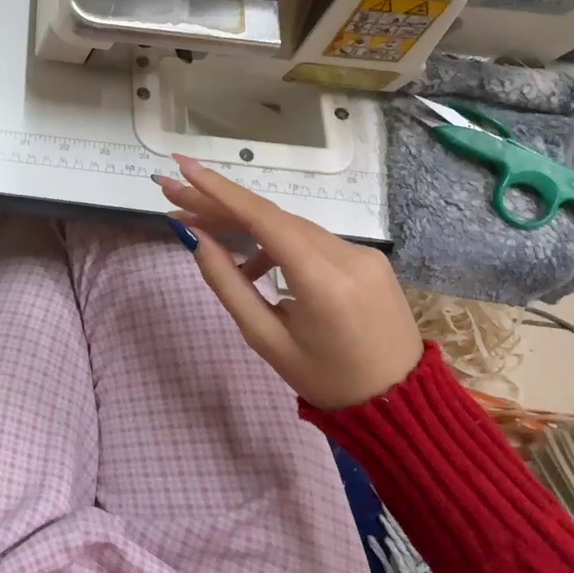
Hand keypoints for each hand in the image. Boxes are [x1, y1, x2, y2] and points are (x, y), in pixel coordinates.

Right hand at [155, 155, 422, 409]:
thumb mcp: (266, 338)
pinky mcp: (366, 259)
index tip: (183, 166)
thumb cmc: (326, 379)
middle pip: (271, 217)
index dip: (219, 190)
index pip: (264, 219)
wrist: (403, 406)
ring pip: (288, 226)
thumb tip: (194, 237)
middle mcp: (347, 255)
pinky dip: (274, 242)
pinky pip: (309, 239)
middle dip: (218, 204)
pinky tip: (250, 262)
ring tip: (199, 226)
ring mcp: (362, 254)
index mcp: (323, 280)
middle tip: (171, 194)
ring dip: (243, 223)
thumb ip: (227, 283)